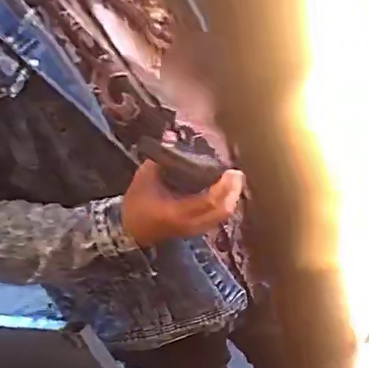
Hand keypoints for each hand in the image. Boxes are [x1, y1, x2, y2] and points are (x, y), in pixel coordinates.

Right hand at [122, 161, 244, 248]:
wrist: (131, 230)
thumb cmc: (137, 203)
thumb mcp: (144, 178)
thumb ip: (160, 159)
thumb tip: (173, 136)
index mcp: (177, 212)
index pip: (209, 201)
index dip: (223, 186)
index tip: (230, 171)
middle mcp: (190, 224)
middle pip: (222, 211)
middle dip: (233, 192)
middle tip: (237, 174)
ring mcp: (195, 230)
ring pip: (223, 216)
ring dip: (231, 198)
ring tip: (234, 180)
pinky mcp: (197, 231)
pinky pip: (218, 218)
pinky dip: (225, 204)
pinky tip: (227, 192)